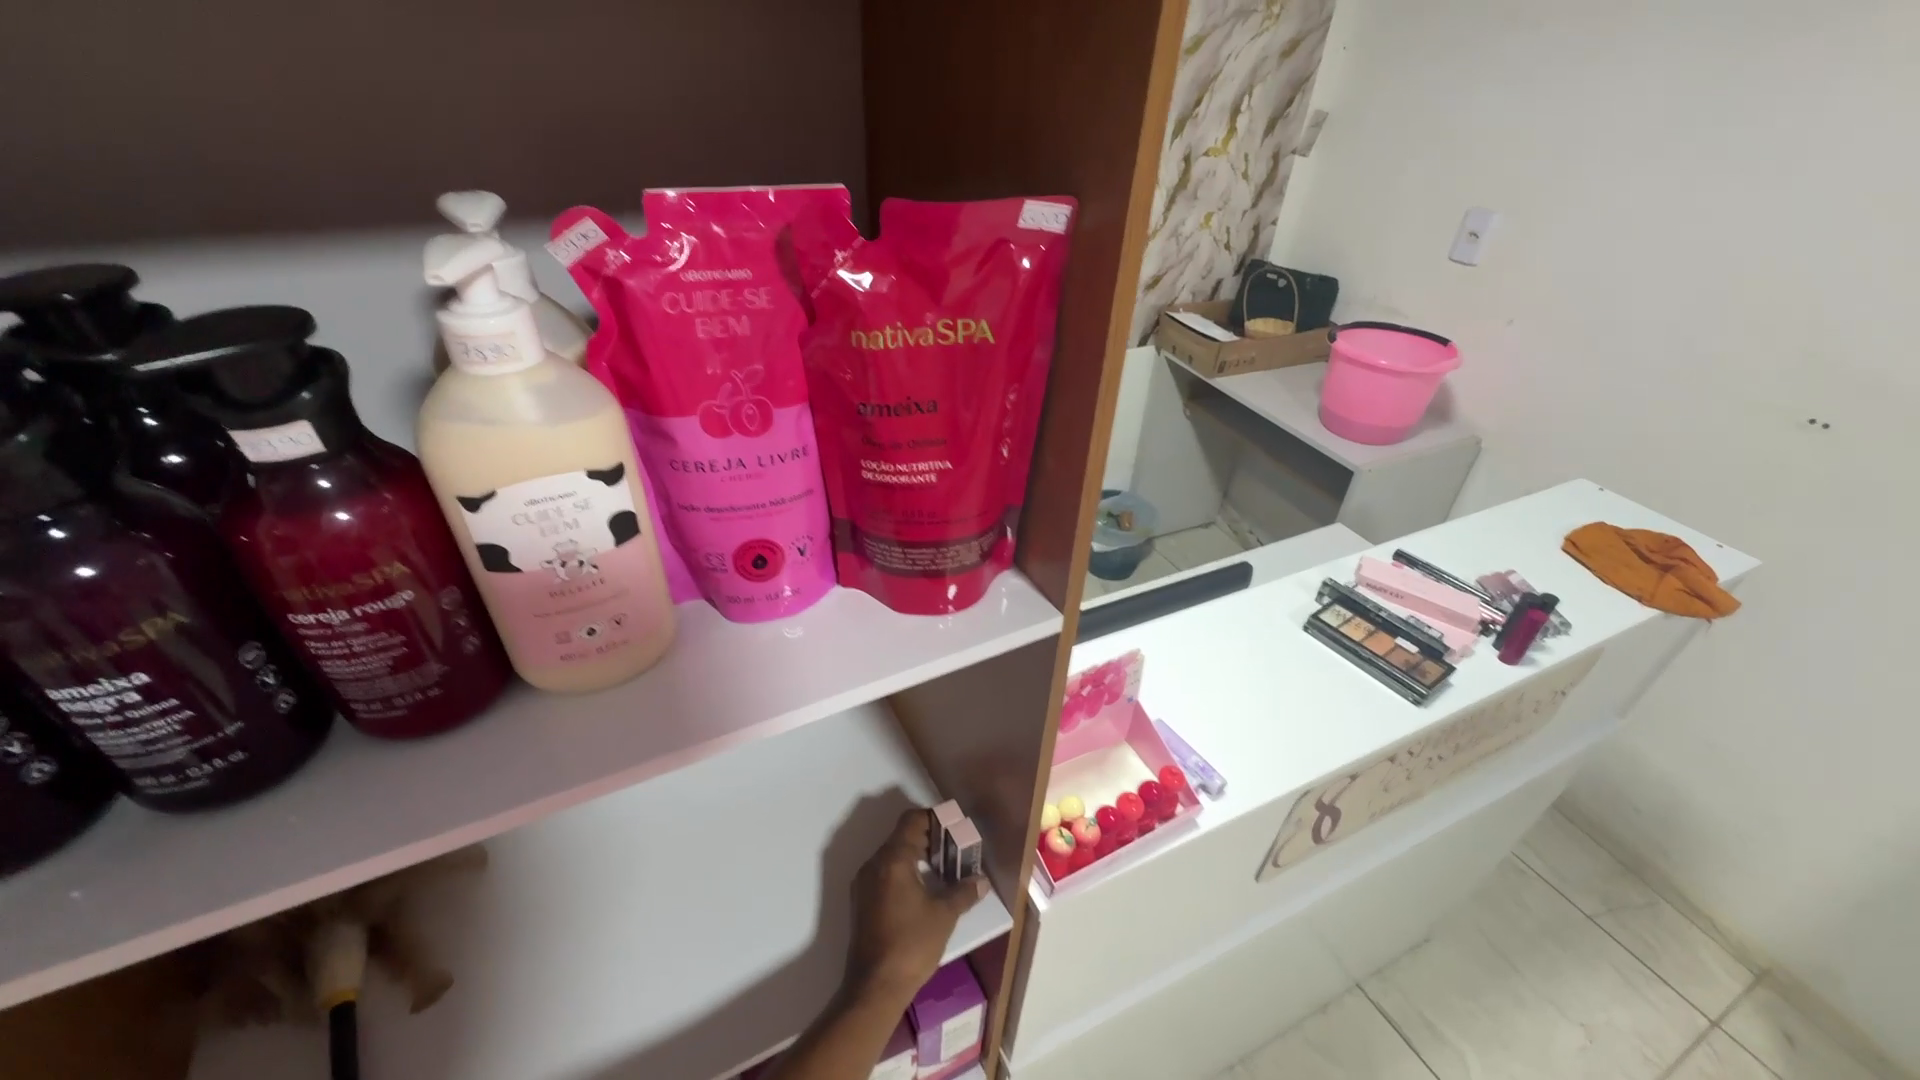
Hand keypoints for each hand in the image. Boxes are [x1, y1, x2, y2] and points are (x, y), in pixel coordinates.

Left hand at [844, 808, 987, 1008]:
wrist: (874, 986)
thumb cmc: (911, 944)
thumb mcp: (944, 916)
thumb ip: (963, 892)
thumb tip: (981, 881)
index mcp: (892, 860)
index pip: (912, 821)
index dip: (934, 818)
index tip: (955, 827)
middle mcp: (873, 864)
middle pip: (901, 836)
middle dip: (929, 838)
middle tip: (955, 849)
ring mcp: (864, 883)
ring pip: (892, 855)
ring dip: (916, 856)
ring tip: (943, 870)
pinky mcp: (862, 901)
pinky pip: (885, 872)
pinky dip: (904, 871)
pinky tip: (923, 890)